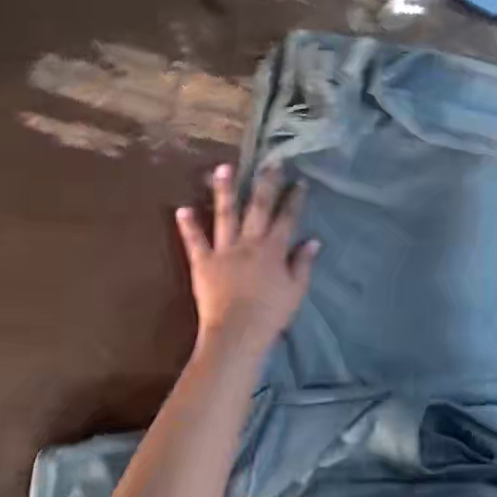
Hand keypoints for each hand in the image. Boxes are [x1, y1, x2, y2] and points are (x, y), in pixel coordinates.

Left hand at [175, 163, 319, 355]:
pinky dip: (188, 225)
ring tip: (223, 167)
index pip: (287, 218)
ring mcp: (224, 250)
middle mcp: (249, 243)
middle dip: (265, 183)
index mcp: (273, 249)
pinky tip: (182, 208)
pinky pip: (194, 241)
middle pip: (258, 207)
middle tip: (270, 162)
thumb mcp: (296, 291)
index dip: (294, 198)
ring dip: (225, 190)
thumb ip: (303, 264)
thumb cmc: (271, 315)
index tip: (299, 181)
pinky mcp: (202, 262)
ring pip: (225, 214)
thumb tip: (313, 240)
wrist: (237, 334)